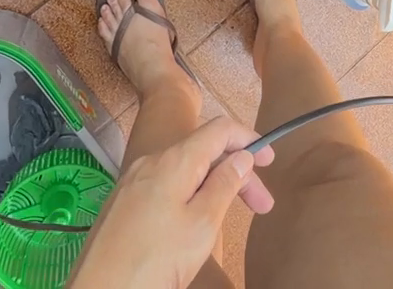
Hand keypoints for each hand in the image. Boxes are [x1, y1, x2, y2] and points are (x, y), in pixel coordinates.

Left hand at [68, 116, 275, 288]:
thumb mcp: (201, 225)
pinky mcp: (122, 205)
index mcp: (174, 159)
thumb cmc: (154, 262)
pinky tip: (195, 222)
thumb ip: (224, 185)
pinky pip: (165, 186)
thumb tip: (241, 155)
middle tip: (262, 207)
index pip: (220, 129)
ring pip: (184, 171)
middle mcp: (152, 161)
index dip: (249, 139)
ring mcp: (133, 182)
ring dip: (213, 186)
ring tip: (230, 216)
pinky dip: (189, 195)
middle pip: (204, 152)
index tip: (270, 161)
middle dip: (236, 172)